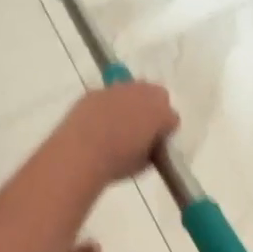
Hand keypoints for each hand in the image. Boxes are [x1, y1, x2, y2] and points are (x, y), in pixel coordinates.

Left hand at [54, 81, 179, 183]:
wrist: (80, 153)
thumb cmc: (117, 162)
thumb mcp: (144, 162)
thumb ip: (152, 147)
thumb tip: (148, 143)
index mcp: (161, 112)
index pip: (172, 118)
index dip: (164, 131)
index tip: (156, 143)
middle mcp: (143, 93)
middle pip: (156, 95)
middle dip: (152, 109)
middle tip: (141, 128)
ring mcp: (117, 89)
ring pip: (131, 91)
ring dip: (130, 103)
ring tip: (117, 124)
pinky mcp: (95, 91)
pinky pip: (108, 96)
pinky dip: (107, 105)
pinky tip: (98, 122)